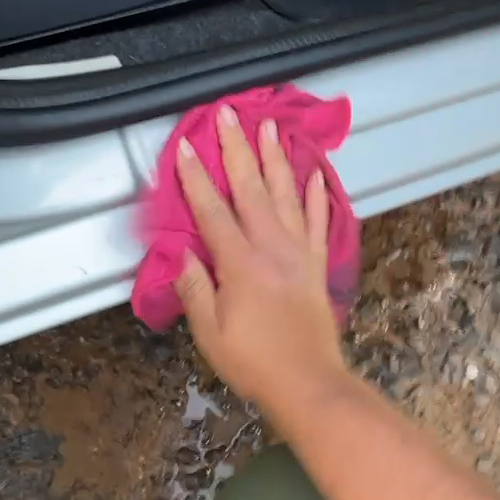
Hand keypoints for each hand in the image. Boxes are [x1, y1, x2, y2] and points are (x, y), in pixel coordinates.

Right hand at [173, 105, 352, 421]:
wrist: (310, 385)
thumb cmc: (253, 362)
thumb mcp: (209, 333)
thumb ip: (195, 289)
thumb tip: (182, 252)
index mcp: (240, 263)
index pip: (212, 210)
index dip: (195, 176)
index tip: (185, 145)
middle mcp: (271, 248)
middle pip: (251, 188)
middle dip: (237, 148)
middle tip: (229, 113)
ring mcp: (298, 252)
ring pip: (286, 194)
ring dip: (276, 158)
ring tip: (269, 126)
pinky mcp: (316, 264)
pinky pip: (318, 222)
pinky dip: (317, 196)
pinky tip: (316, 174)